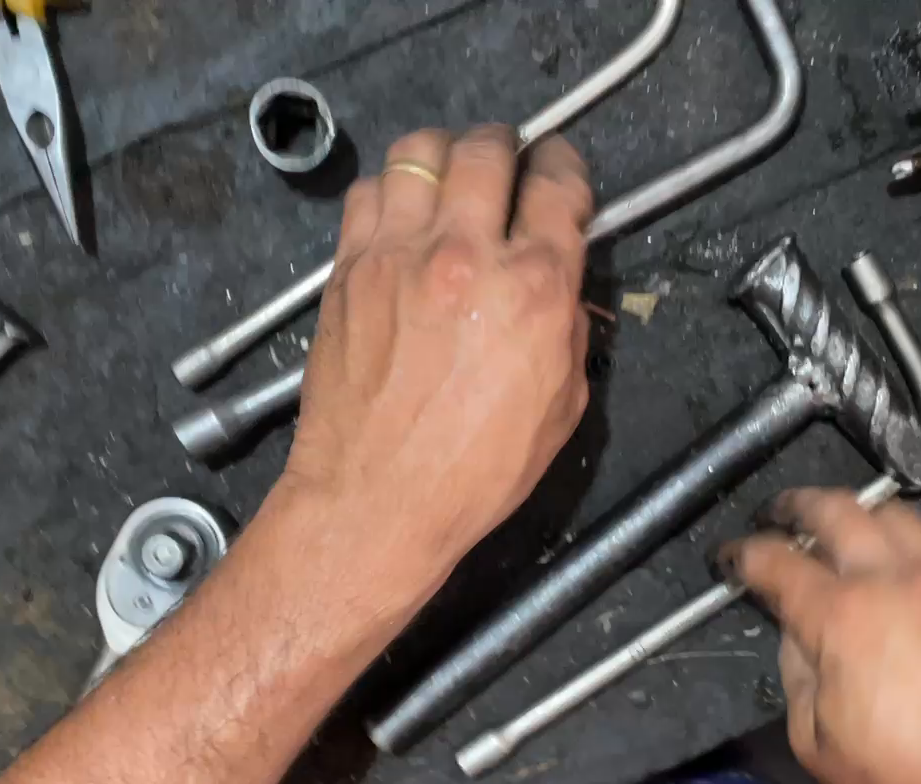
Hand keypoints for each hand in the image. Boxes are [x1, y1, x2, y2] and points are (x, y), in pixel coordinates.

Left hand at [281, 125, 593, 576]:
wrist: (378, 498)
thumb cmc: (480, 471)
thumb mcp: (562, 411)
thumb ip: (570, 335)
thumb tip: (560, 292)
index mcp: (536, 289)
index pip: (559, 186)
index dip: (566, 170)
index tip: (560, 177)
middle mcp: (468, 251)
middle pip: (488, 149)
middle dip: (507, 151)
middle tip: (507, 174)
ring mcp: (400, 253)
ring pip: (422, 150)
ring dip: (447, 157)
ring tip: (452, 185)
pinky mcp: (349, 267)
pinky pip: (371, 190)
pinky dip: (396, 190)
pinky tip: (404, 219)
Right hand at [727, 488, 920, 783]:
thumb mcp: (814, 741)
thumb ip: (796, 667)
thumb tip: (798, 627)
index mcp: (844, 618)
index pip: (776, 560)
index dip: (742, 553)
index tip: (729, 556)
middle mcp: (899, 580)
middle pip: (838, 508)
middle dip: (796, 505)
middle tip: (778, 515)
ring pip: (897, 517)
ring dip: (857, 519)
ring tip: (842, 538)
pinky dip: (909, 555)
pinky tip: (904, 586)